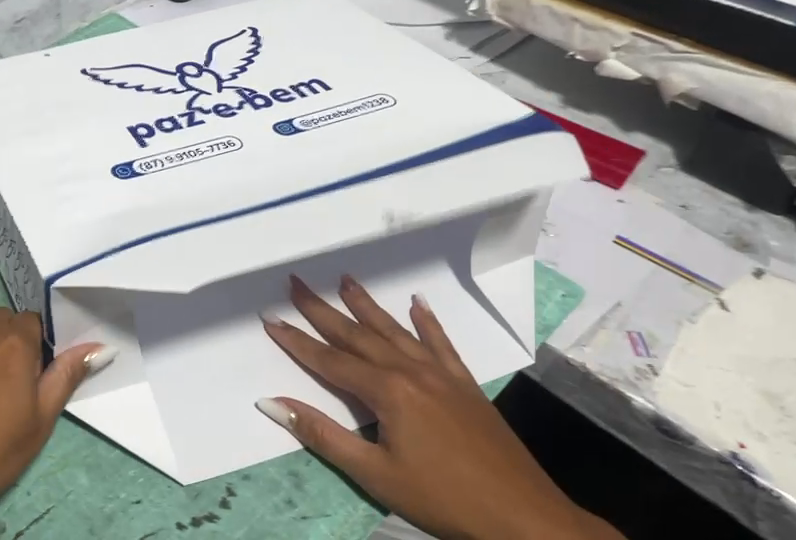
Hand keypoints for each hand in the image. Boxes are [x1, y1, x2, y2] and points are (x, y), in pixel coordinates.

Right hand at [257, 276, 624, 539]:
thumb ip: (322, 435)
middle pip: (356, 334)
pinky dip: (427, 321)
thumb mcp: (375, 475)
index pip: (329, 360)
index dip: (296, 341)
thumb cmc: (445, 500)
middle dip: (322, 309)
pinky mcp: (466, 385)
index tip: (268, 318)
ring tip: (344, 279)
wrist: (527, 520)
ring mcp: (441, 374)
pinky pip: (441, 343)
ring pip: (394, 330)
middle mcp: (410, 371)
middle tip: (295, 281)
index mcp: (386, 391)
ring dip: (366, 304)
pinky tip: (417, 302)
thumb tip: (271, 404)